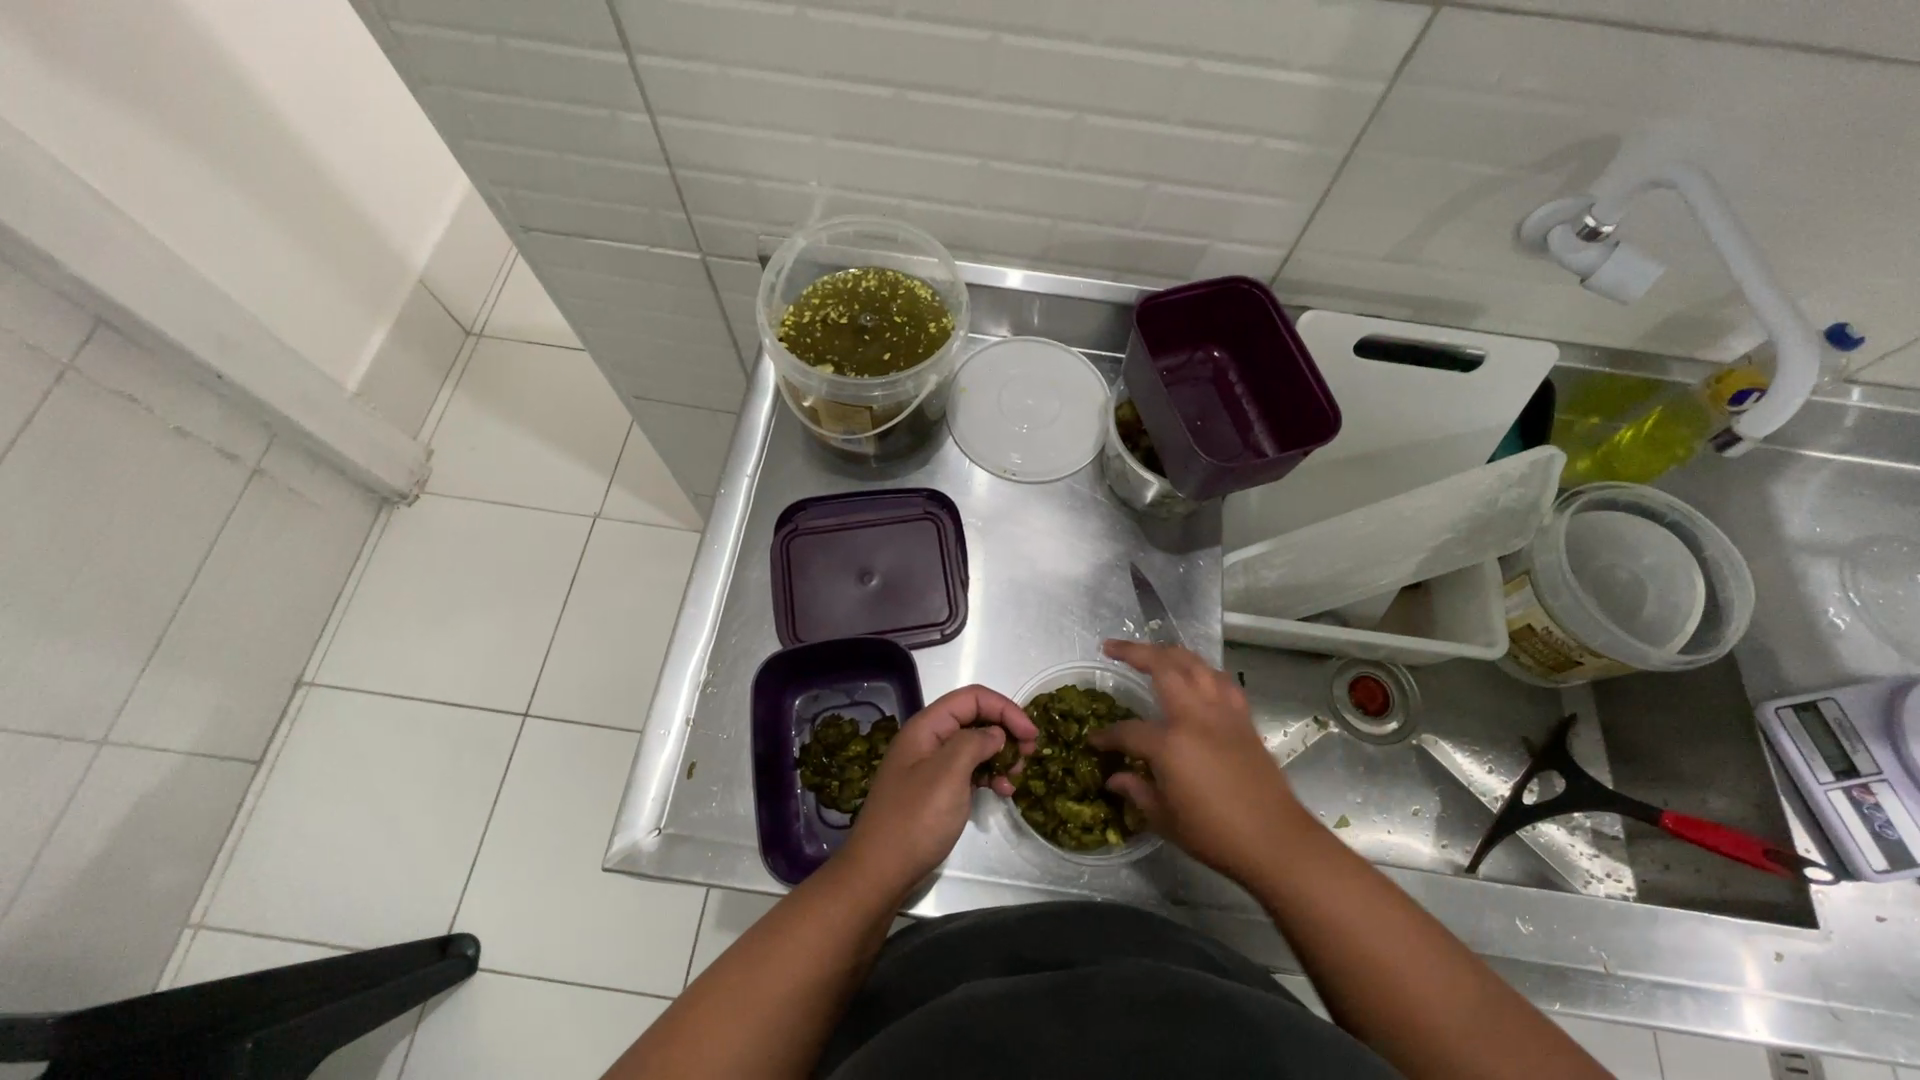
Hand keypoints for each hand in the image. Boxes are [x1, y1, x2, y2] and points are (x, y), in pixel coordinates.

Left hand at [841, 685, 1037, 891]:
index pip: (971, 698)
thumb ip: (974, 743)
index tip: (1032, 733)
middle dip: (1005, 731)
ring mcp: (931, 767)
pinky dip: (990, 777)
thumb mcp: (948, 774)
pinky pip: (969, 772)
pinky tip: (1004, 792)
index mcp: (926, 727)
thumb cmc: (915, 819)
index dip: (1005, 709)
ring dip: (1001, 756)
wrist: (881, 871)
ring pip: (975, 747)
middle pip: (974, 719)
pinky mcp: (937, 792)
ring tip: (1017, 777)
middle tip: (1030, 755)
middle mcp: (928, 741)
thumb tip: (995, 733)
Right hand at [1090, 640, 1309, 885]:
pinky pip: (1221, 682)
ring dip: (1170, 653)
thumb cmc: (1214, 835)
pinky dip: (1204, 671)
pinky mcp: (1244, 720)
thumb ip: (1137, 791)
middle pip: (1163, 668)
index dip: (1106, 736)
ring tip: (1152, 653)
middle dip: (1134, 652)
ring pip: (1196, 665)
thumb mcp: (1165, 819)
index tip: (1093, 742)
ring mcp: (1223, 714)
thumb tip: (1115, 779)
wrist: (1274, 840)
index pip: (1127, 731)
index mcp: (1170, 744)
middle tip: (1111, 647)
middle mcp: (1196, 717)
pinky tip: (1197, 676)